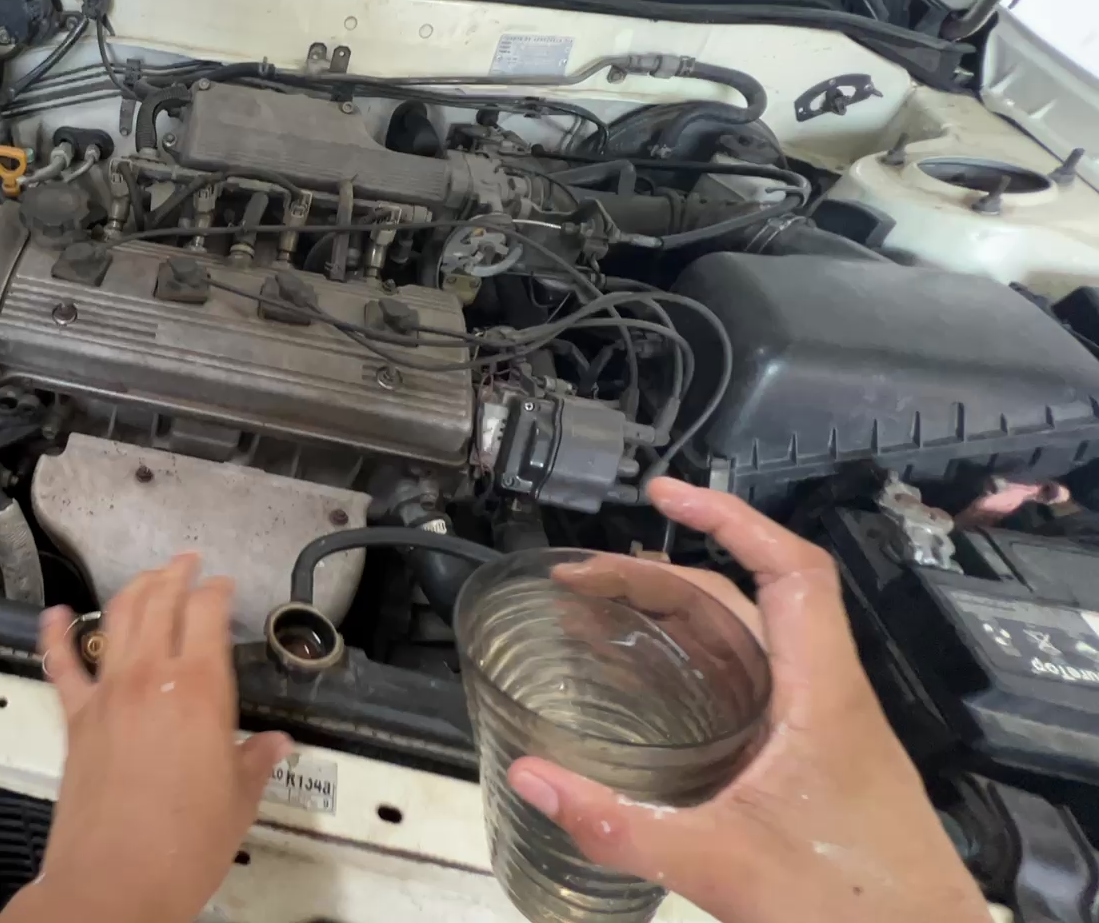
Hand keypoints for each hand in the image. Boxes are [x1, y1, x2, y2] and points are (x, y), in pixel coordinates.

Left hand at [0, 552, 289, 922]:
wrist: (115, 883)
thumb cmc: (183, 846)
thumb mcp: (238, 802)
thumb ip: (256, 761)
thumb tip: (276, 745)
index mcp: (200, 690)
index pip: (208, 613)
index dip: (217, 589)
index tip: (223, 584)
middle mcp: (152, 677)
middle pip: (161, 601)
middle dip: (176, 573)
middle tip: (186, 562)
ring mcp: (109, 692)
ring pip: (118, 617)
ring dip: (134, 588)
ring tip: (147, 576)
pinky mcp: (76, 716)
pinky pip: (61, 664)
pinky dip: (56, 635)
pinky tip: (56, 613)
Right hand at [506, 479, 987, 922]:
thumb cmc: (847, 911)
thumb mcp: (723, 869)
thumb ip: (620, 825)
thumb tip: (528, 775)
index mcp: (819, 696)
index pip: (791, 573)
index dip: (731, 520)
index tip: (664, 494)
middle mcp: (814, 690)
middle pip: (731, 596)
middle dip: (647, 572)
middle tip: (573, 577)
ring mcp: (804, 714)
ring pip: (728, 630)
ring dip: (656, 606)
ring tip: (586, 607)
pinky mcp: (791, 740)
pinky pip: (726, 667)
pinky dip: (671, 646)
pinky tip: (626, 666)